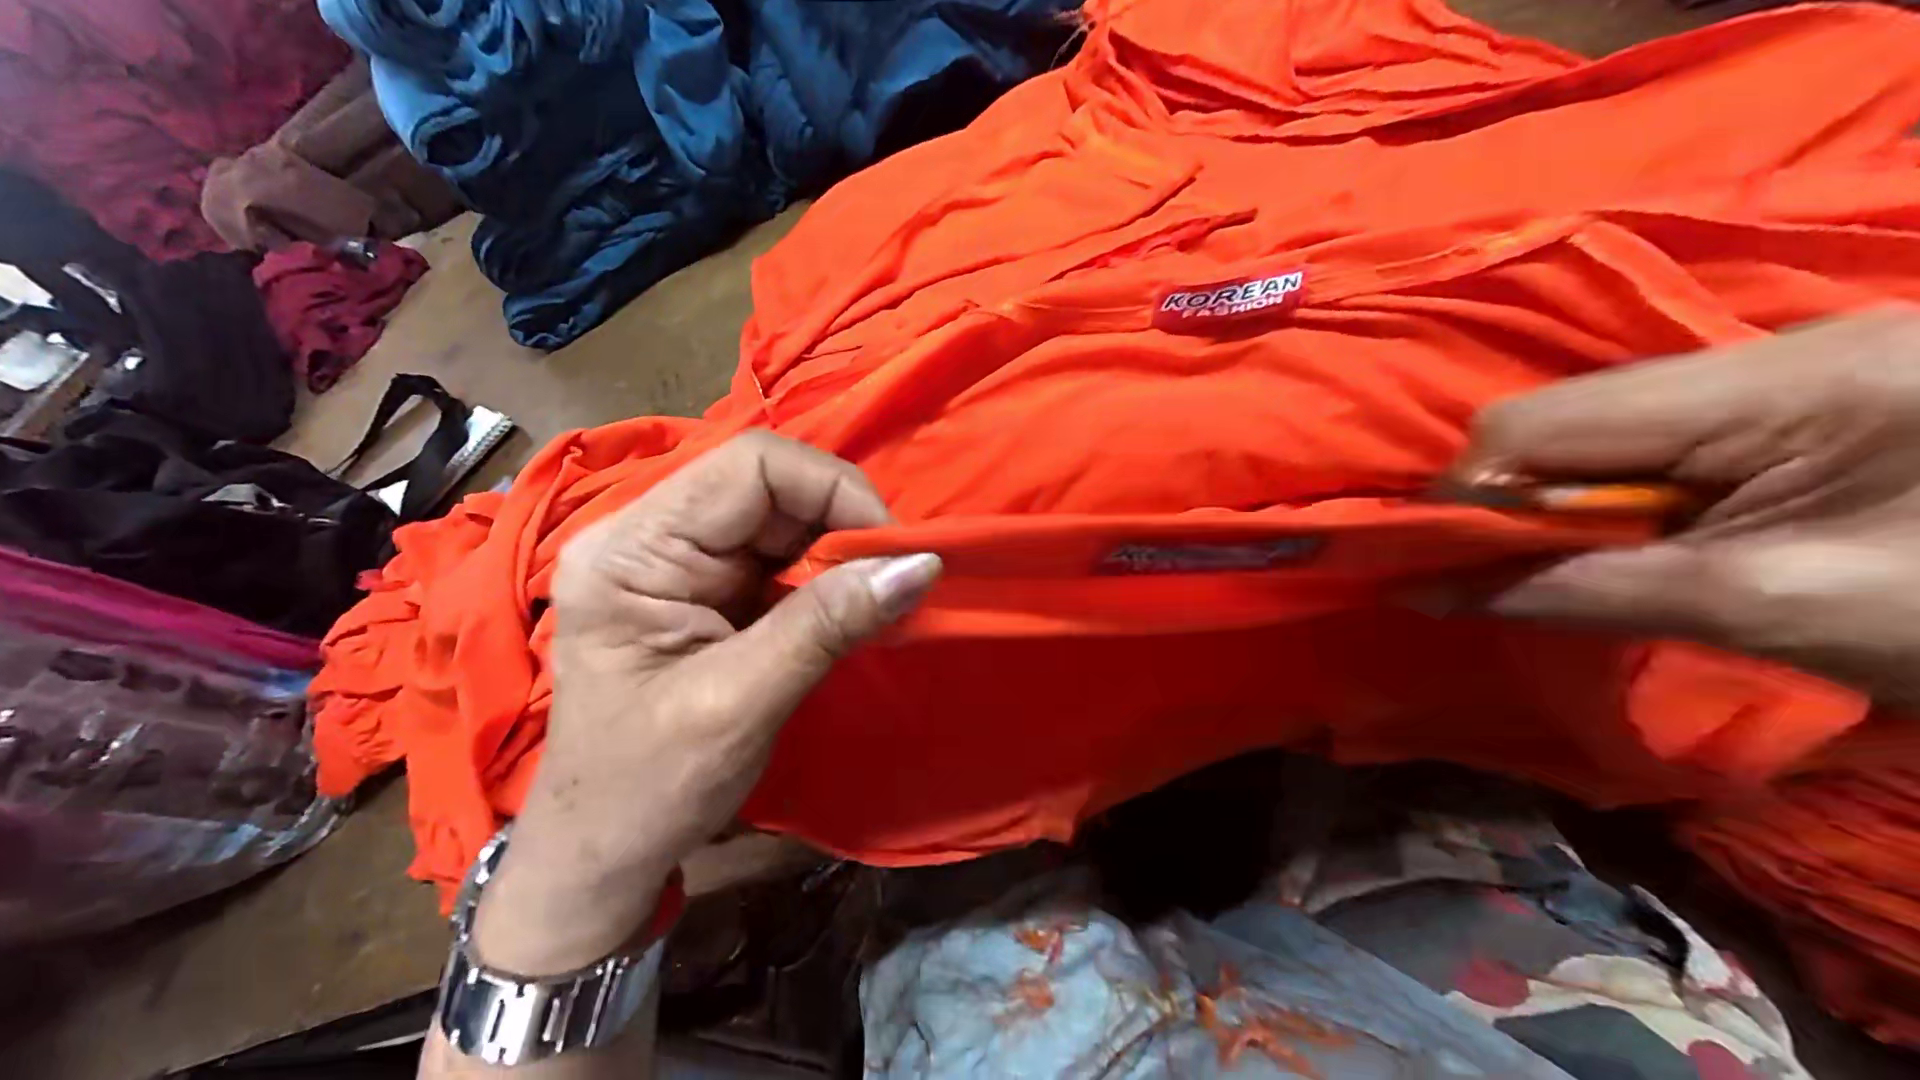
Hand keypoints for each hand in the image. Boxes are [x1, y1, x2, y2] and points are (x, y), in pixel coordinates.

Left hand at [471, 432, 940, 973]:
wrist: (604, 850)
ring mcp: (678, 561)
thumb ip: (828, 625)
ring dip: (840, 552)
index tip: (891, 551)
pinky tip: (850, 609)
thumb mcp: (741, 704)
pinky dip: (827, 577)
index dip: (834, 490)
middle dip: (843, 524)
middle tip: (894, 579)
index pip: (751, 466)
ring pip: (784, 518)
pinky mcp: (706, 589)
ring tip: (878, 598)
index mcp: (632, 548)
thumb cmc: (649, 787)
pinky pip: (782, 557)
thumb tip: (921, 565)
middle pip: (770, 485)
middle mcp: (651, 535)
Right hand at [1453, 307, 1919, 703]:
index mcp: (1783, 384)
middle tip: (1534, 571)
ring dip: (1567, 497)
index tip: (1451, 565)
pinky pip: (1653, 431)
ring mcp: (1794, 361)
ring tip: (1605, 556)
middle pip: (1563, 414)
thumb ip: (1572, 589)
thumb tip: (1424, 590)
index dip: (1471, 493)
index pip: (1539, 422)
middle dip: (1518, 497)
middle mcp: (1774, 347)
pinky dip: (1619, 489)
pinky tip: (1656, 528)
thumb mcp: (1764, 609)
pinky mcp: (1807, 389)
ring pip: (1599, 422)